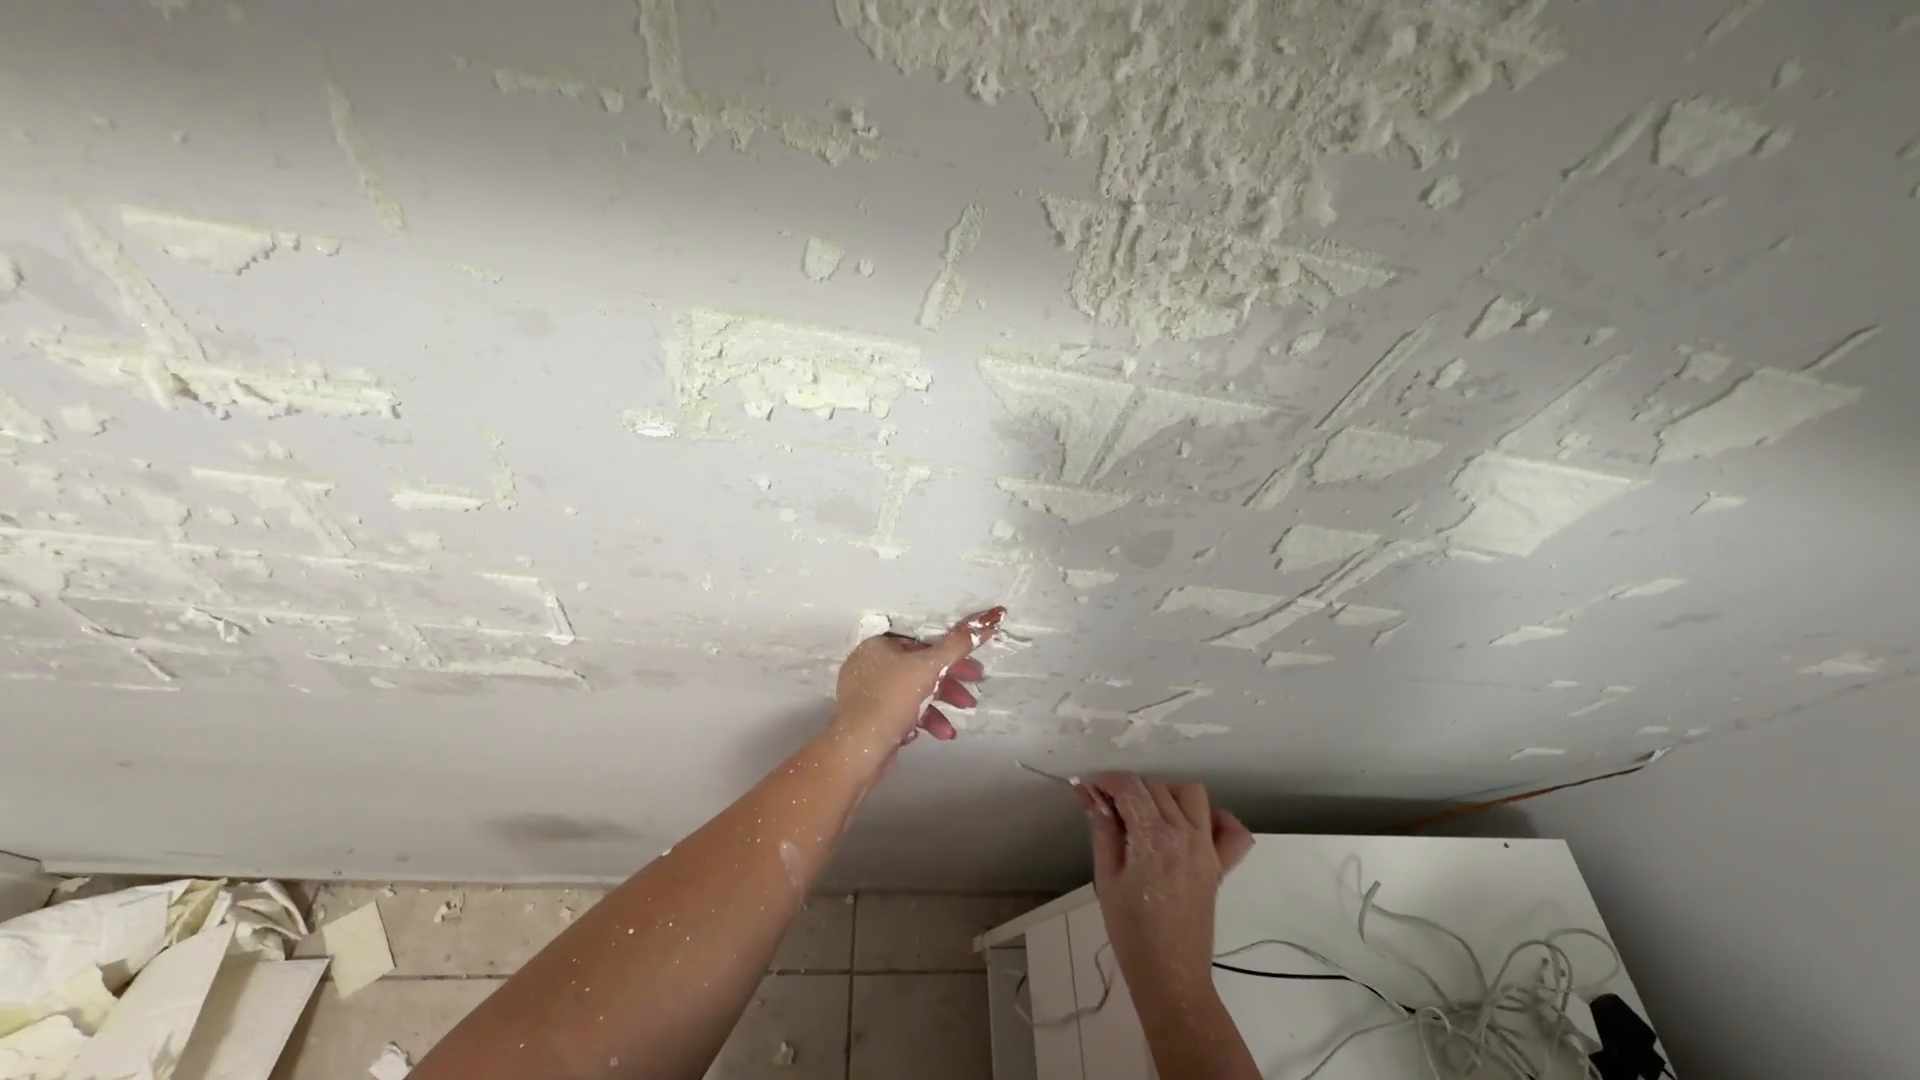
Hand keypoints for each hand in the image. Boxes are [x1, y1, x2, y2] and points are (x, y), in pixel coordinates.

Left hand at [830, 606, 1002, 746]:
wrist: (858, 750)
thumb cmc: (891, 700)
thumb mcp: (929, 668)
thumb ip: (959, 644)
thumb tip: (992, 615)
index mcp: (878, 646)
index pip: (921, 644)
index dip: (951, 656)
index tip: (974, 671)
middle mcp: (870, 666)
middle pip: (920, 670)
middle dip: (949, 685)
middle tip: (971, 698)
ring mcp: (868, 695)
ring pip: (914, 694)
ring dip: (939, 706)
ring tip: (957, 723)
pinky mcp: (872, 719)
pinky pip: (903, 713)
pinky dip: (924, 721)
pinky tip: (938, 734)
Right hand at [1077, 772, 1253, 988]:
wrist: (1169, 974)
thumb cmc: (1130, 930)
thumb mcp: (1106, 877)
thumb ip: (1102, 829)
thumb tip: (1089, 794)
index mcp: (1154, 838)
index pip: (1131, 787)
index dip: (1107, 781)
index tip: (1091, 789)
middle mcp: (1186, 834)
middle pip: (1157, 787)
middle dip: (1130, 789)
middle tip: (1109, 810)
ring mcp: (1208, 848)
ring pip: (1191, 794)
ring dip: (1166, 795)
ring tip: (1145, 817)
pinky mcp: (1221, 864)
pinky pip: (1231, 829)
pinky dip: (1214, 819)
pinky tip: (1190, 828)